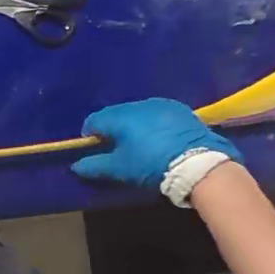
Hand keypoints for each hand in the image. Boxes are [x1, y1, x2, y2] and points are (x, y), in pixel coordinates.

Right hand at [71, 99, 241, 198]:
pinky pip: (158, 114)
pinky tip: (161, 140)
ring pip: (137, 113)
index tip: (97, 150)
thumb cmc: (151, 164)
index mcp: (119, 116)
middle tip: (119, 149)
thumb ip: (94, 166)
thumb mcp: (120, 169)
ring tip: (141, 145)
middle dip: (113, 129)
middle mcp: (137, 105)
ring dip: (134, 126)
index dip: (90, 136)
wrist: (199, 164)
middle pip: (116, 115)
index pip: (94, 121)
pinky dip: (154, 124)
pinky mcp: (181, 109)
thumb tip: (76, 166)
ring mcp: (161, 105)